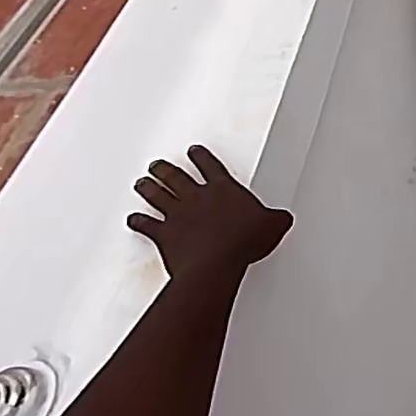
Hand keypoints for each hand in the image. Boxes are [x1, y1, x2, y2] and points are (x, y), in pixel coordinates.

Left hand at [128, 145, 293, 281]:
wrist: (216, 264)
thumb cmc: (243, 242)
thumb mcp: (273, 226)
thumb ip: (275, 218)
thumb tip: (282, 218)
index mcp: (224, 190)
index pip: (211, 166)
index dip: (202, 157)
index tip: (195, 151)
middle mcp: (197, 197)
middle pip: (176, 176)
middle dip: (165, 168)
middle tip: (158, 164)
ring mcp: (177, 215)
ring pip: (157, 195)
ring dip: (148, 188)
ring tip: (142, 182)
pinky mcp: (164, 234)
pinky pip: (145, 224)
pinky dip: (137, 221)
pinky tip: (134, 219)